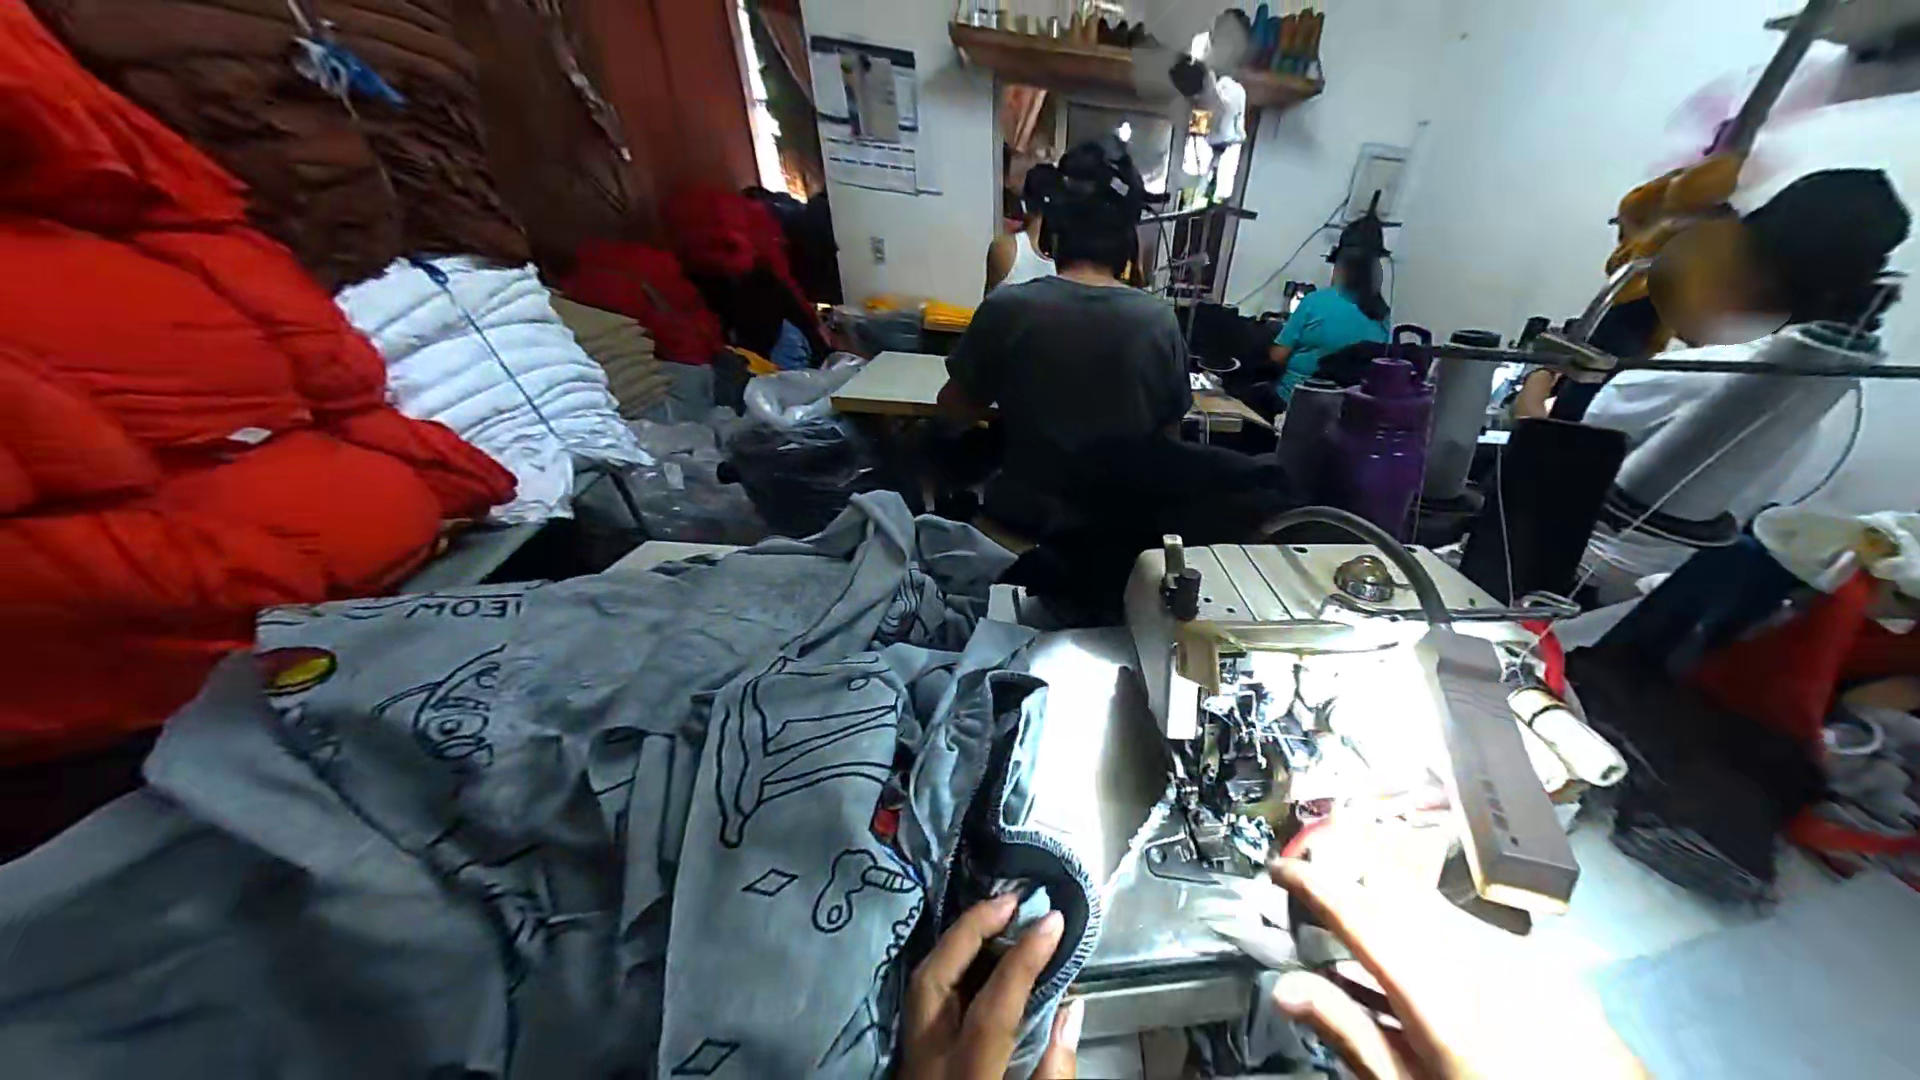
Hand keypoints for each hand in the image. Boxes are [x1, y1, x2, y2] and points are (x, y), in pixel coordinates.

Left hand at [901, 892, 1082, 1079]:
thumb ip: (1053, 1073)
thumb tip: (1071, 1009)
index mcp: (965, 1076)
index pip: (993, 1006)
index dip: (1024, 958)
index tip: (1053, 920)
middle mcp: (926, 1059)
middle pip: (934, 976)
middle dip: (969, 929)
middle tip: (1009, 901)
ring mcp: (908, 1056)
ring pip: (920, 980)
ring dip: (957, 940)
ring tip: (995, 915)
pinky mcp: (906, 1056)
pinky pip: (922, 995)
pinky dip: (947, 964)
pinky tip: (973, 951)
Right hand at [1269, 858, 1645, 1079]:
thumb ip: (1349, 1033)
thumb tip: (1283, 987)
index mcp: (1438, 1001)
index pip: (1358, 916)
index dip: (1311, 885)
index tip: (1278, 869)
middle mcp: (1479, 965)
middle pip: (1395, 891)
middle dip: (1347, 882)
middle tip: (1315, 895)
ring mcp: (1520, 966)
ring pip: (1431, 907)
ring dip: (1385, 906)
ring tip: (1362, 934)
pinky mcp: (1546, 974)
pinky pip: (1468, 932)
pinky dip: (1428, 933)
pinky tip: (1421, 967)